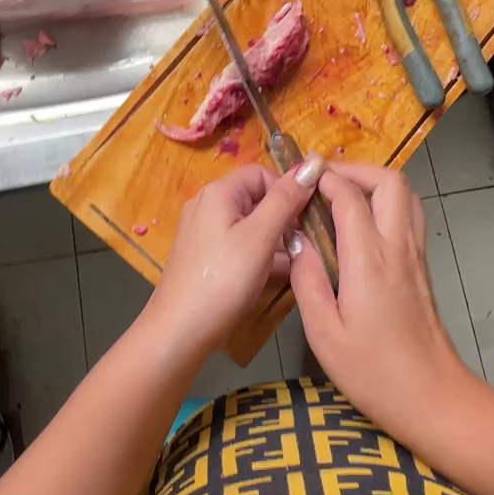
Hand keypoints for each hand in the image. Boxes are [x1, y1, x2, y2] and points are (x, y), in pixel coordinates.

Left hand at [142, 157, 323, 357]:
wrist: (180, 331)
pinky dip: (259, 255)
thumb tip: (312, 163)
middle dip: (284, 218)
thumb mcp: (260, 236)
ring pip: (250, 225)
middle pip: (256, 199)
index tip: (308, 217)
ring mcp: (204, 233)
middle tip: (305, 244)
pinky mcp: (205, 257)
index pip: (261, 174)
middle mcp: (208, 205)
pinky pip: (240, 245)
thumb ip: (286, 200)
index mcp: (219, 192)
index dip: (287, 191)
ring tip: (297, 262)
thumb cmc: (223, 279)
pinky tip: (277, 276)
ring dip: (275, 240)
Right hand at [289, 163, 476, 434]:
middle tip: (325, 183)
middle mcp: (397, 246)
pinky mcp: (422, 266)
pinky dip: (386, 203)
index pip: (350, 196)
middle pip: (389, 180)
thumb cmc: (373, 371)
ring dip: (374, 183)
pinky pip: (409, 215)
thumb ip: (306, 279)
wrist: (432, 398)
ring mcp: (415, 254)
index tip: (300, 180)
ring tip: (343, 197)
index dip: (325, 179)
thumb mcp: (323, 332)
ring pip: (406, 194)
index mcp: (368, 259)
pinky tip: (361, 225)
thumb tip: (295, 240)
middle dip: (356, 170)